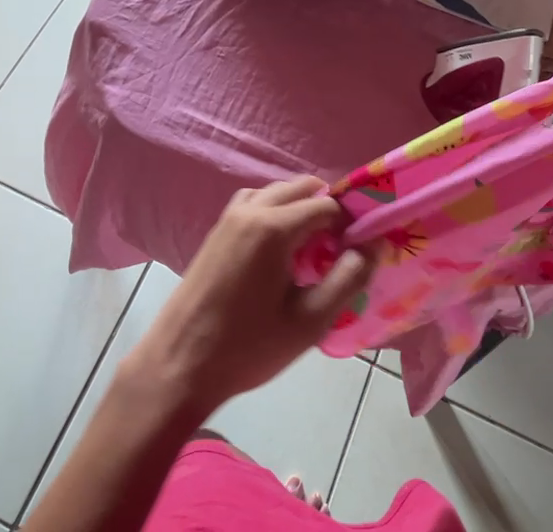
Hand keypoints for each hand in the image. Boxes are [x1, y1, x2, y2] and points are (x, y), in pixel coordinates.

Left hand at [122, 176, 375, 414]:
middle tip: (341, 248)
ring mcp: (228, 218)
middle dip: (327, 209)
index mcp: (274, 227)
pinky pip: (255, 204)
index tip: (360, 251)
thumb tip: (373, 245)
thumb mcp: (310, 321)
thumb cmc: (248, 348)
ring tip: (313, 250)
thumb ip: (348, 278)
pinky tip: (281, 251)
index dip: (351, 223)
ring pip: (276, 193)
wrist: (179, 365)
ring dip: (300, 208)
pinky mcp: (216, 232)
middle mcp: (250, 210)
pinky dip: (276, 213)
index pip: (328, 205)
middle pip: (301, 188)